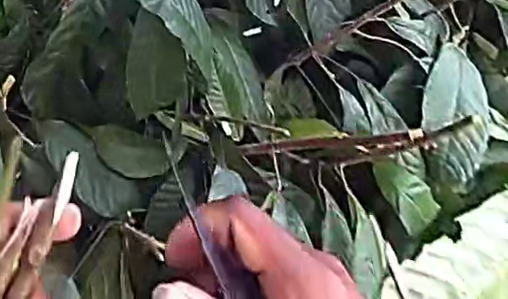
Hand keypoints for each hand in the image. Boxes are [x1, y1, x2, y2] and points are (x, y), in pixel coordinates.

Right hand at [163, 196, 359, 298]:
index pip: (237, 216)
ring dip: (233, 283)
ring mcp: (334, 290)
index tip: (173, 260)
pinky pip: (288, 287)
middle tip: (187, 293)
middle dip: (212, 263)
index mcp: (305, 272)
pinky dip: (259, 294)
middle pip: (251, 237)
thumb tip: (172, 290)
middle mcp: (323, 271)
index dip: (197, 230)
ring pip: (268, 263)